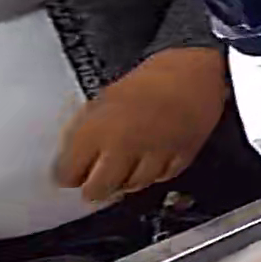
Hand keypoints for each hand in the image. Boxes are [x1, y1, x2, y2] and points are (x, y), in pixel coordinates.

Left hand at [54, 48, 228, 203]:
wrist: (193, 72)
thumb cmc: (148, 81)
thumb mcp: (101, 101)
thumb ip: (86, 132)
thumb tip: (75, 156)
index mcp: (94, 132)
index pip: (67, 174)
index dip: (68, 176)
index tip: (72, 174)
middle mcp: (124, 146)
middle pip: (100, 188)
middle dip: (95, 189)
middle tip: (95, 186)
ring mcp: (157, 150)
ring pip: (135, 184)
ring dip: (128, 182)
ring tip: (125, 176)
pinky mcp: (185, 151)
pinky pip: (166, 174)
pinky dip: (158, 174)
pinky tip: (153, 167)